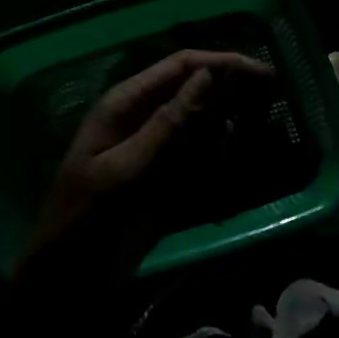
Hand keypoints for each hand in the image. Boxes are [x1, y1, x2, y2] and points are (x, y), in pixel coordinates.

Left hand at [22, 49, 272, 272]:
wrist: (68, 274)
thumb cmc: (86, 216)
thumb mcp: (126, 168)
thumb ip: (168, 122)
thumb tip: (207, 75)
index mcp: (126, 103)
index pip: (180, 66)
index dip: (222, 63)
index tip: (262, 72)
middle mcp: (143, 116)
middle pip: (194, 88)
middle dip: (231, 90)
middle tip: (270, 96)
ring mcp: (156, 145)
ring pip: (202, 120)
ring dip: (225, 125)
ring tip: (251, 132)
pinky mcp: (165, 172)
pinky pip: (199, 152)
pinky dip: (215, 154)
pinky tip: (224, 164)